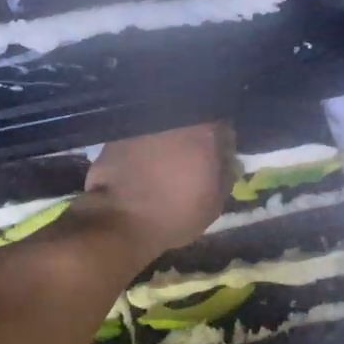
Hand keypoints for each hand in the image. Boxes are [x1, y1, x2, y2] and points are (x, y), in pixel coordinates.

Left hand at [81, 122, 233, 259]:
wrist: (121, 223)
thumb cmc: (175, 216)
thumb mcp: (215, 203)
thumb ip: (225, 175)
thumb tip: (227, 161)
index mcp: (204, 133)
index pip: (223, 126)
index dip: (221, 142)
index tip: (217, 157)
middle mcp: (173, 119)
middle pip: (191, 121)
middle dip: (192, 137)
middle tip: (189, 159)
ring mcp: (142, 125)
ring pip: (161, 127)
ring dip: (165, 140)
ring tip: (161, 164)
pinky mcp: (117, 135)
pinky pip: (137, 137)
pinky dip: (141, 148)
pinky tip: (138, 166)